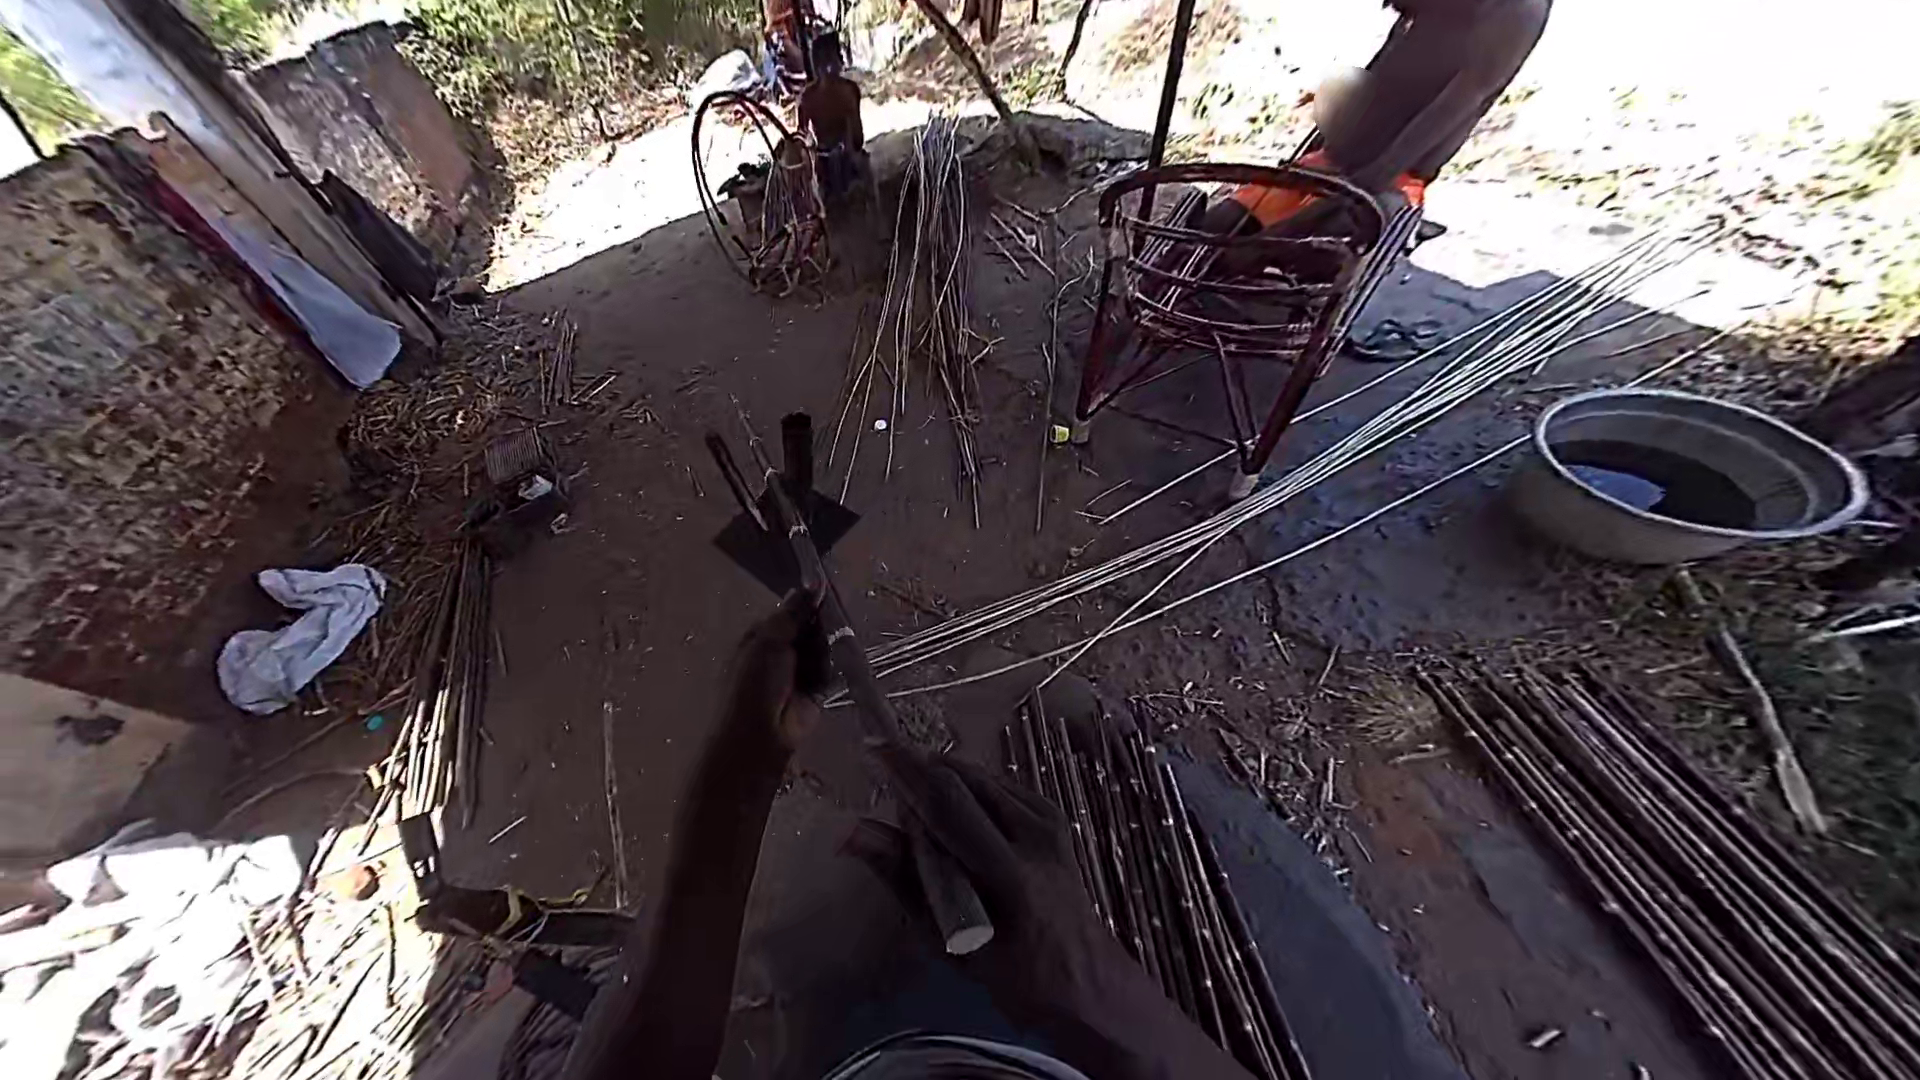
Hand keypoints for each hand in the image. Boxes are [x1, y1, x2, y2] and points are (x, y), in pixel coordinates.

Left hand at [720, 591, 827, 752]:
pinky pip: (830, 669)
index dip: (810, 602)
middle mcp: (781, 649)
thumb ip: (793, 611)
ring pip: (823, 646)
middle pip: (812, 626)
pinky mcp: (816, 688)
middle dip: (821, 626)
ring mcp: (799, 670)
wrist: (760, 734)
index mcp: (763, 634)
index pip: (793, 609)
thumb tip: (814, 583)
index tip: (827, 592)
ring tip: (815, 662)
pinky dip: (828, 670)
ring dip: (824, 650)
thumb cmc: (755, 683)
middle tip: (825, 628)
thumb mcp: (769, 639)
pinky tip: (822, 676)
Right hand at [846, 748, 1257, 1079]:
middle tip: (889, 784)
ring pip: (978, 775)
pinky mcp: (1051, 809)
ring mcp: (1047, 816)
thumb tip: (852, 833)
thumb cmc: (1013, 975)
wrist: (1087, 977)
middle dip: (919, 770)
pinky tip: (955, 813)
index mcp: (1008, 873)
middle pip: (962, 778)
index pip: (948, 802)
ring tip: (919, 806)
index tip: (873, 746)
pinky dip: (966, 787)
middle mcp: (1033, 831)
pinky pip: (996, 783)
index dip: (907, 769)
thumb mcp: (947, 939)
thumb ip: (901, 878)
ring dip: (941, 778)